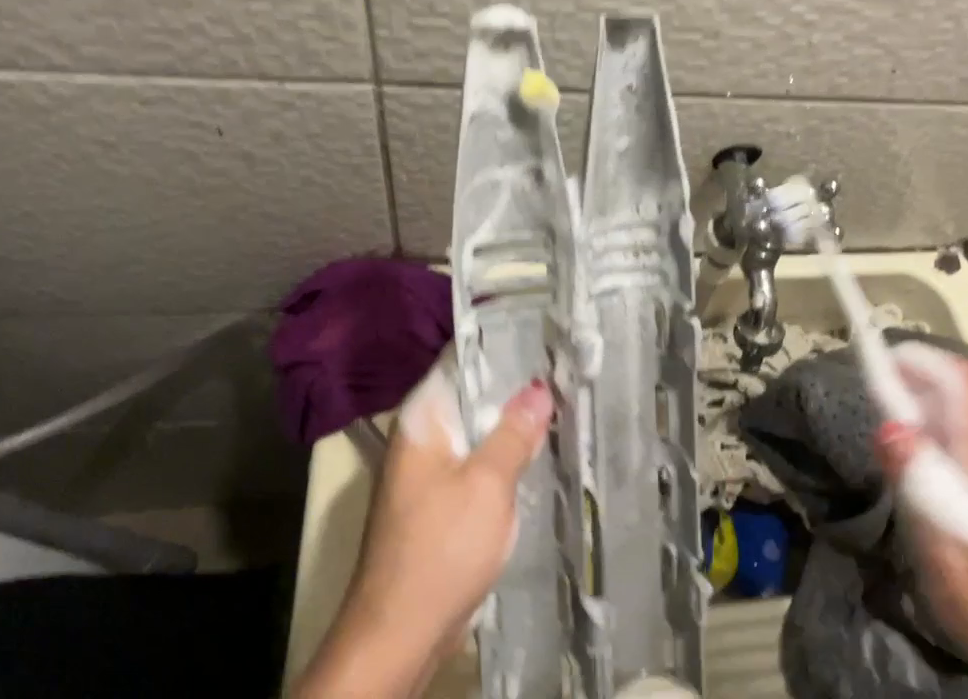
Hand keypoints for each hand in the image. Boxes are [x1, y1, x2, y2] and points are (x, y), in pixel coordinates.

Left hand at [296, 373, 553, 697]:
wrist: (400, 630)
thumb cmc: (442, 547)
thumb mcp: (487, 484)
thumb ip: (513, 433)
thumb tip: (538, 387)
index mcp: (421, 421)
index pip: (460, 362)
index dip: (501, 348)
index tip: (544, 337)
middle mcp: (419, 438)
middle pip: (470, 398)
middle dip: (513, 388)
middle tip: (566, 369)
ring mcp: (427, 472)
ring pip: (475, 434)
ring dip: (510, 425)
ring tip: (561, 403)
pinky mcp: (438, 503)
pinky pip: (475, 465)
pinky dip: (502, 458)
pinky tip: (536, 453)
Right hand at [876, 345, 967, 698]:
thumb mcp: (947, 555)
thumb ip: (918, 486)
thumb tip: (889, 427)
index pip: (954, 378)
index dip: (914, 357)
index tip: (874, 359)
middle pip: (952, 399)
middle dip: (908, 400)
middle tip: (875, 439)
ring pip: (960, 428)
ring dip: (923, 433)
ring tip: (898, 478)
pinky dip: (943, 455)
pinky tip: (933, 502)